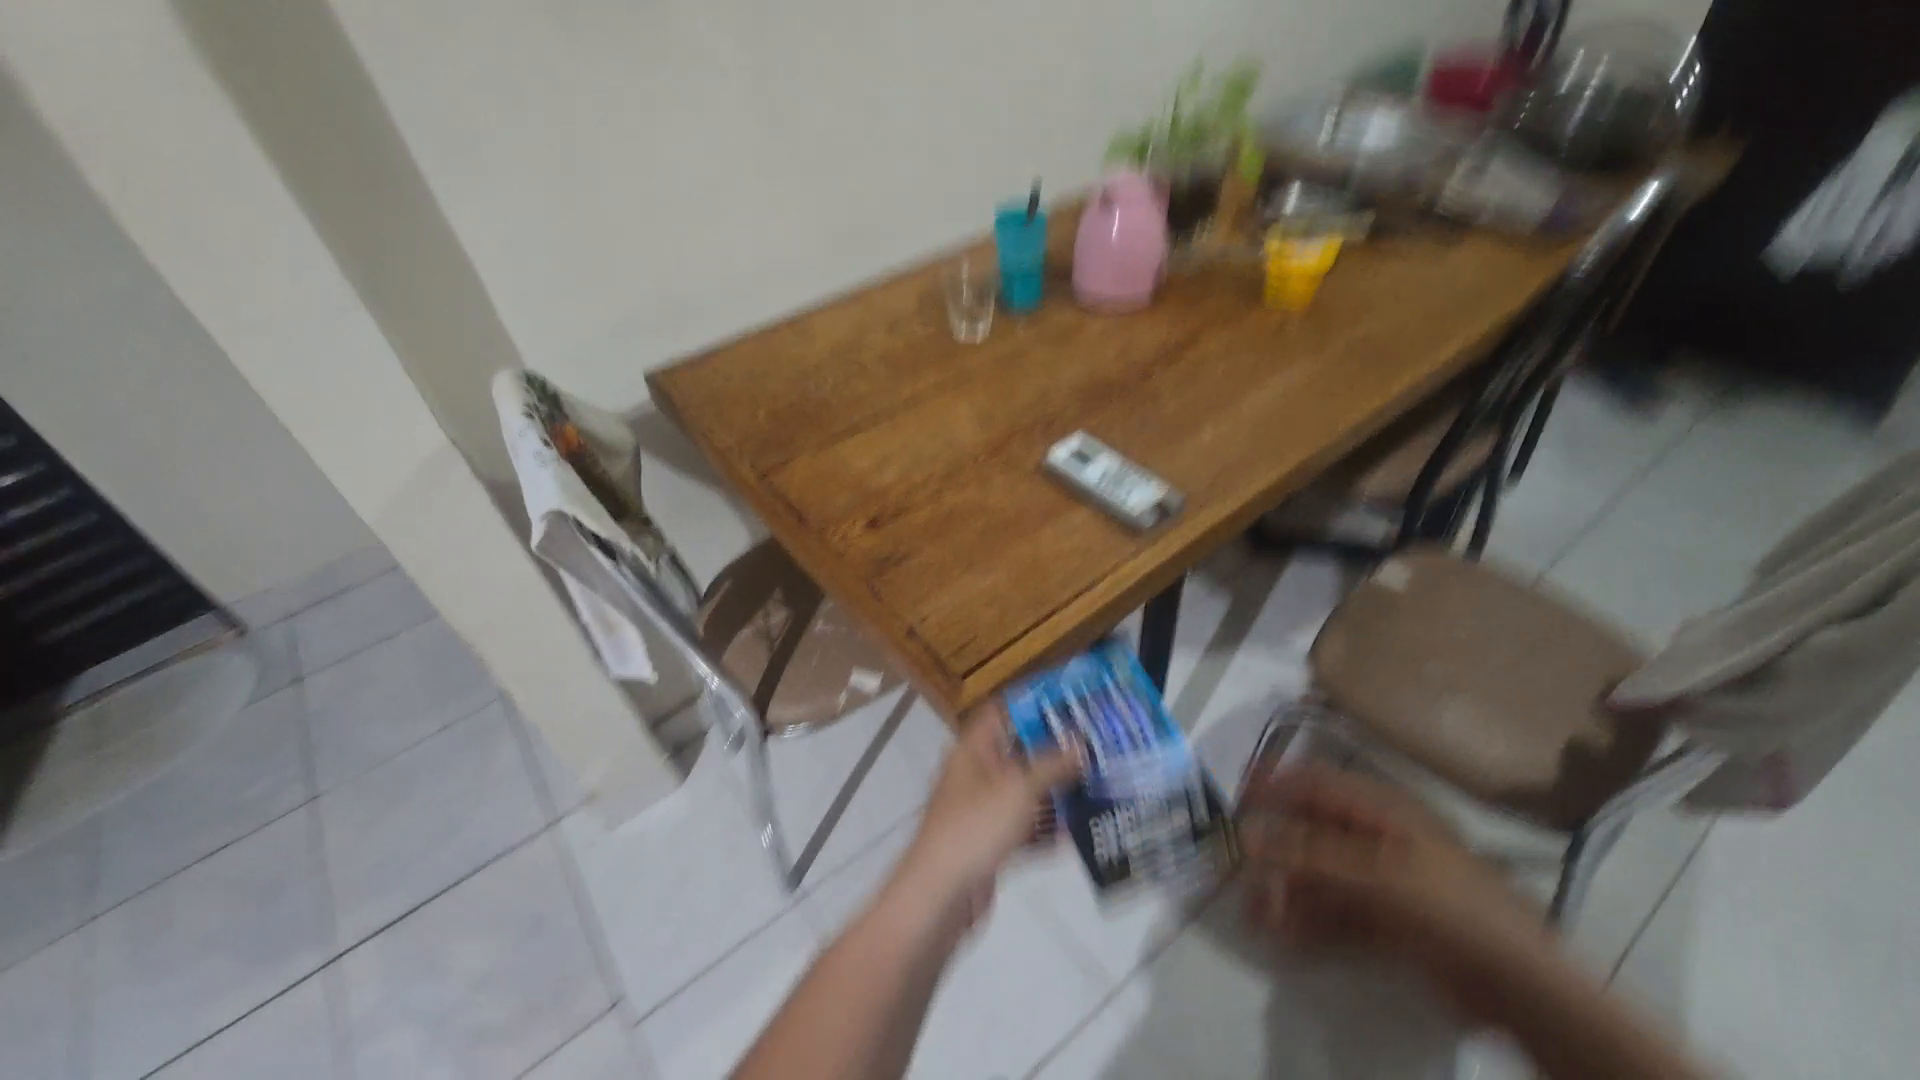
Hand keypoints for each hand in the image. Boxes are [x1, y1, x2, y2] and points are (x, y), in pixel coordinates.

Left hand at [888, 702, 1082, 931]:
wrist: (941, 896)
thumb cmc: (975, 828)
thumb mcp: (1018, 788)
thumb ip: (1051, 764)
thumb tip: (1080, 743)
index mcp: (972, 750)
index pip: (1002, 713)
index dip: (1032, 704)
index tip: (1071, 702)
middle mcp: (975, 776)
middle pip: (1017, 754)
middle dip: (1054, 752)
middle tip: (1096, 746)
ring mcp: (981, 812)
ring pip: (1023, 794)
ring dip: (1055, 793)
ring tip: (1098, 785)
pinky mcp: (989, 845)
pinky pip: (1024, 830)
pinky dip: (1047, 831)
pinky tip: (1078, 833)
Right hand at [1238, 763, 1555, 1024]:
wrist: (1516, 982)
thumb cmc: (1449, 907)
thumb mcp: (1377, 873)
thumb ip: (1309, 851)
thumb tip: (1249, 831)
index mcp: (1380, 810)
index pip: (1314, 782)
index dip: (1272, 786)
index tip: (1234, 804)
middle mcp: (1375, 838)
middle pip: (1310, 833)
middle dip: (1274, 855)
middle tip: (1243, 881)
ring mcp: (1379, 882)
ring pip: (1317, 877)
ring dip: (1285, 894)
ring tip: (1259, 920)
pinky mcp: (1383, 922)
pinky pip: (1332, 913)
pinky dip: (1307, 923)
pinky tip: (1284, 939)